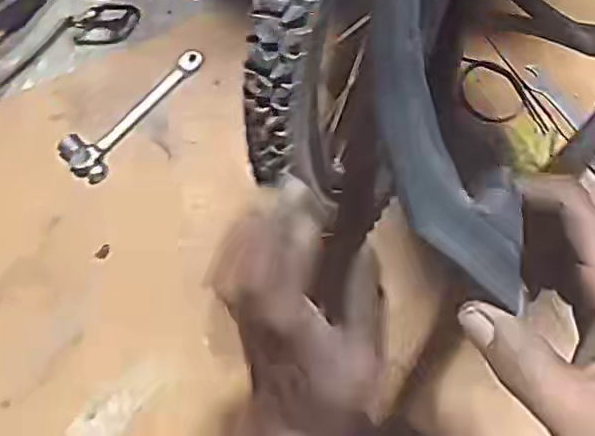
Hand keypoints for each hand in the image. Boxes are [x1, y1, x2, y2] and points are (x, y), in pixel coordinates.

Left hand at [211, 181, 385, 435]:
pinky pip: (231, 268)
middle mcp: (259, 316)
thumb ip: (362, 296)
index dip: (293, 233)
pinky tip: (251, 219)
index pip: (283, 270)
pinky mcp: (238, 313)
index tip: (312, 197)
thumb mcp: (363, 350)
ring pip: (236, 261)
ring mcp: (242, 315)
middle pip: (253, 259)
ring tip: (274, 192)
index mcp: (291, 323)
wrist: (292, 427)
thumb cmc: (333, 389)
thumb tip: (363, 244)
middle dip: (272, 217)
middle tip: (294, 183)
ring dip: (254, 224)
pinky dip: (239, 240)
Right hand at [456, 177, 594, 435]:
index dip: (532, 188)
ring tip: (489, 245)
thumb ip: (522, 362)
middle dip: (527, 210)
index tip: (488, 194)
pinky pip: (578, 265)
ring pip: (574, 237)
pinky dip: (546, 264)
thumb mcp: (576, 411)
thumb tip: (469, 310)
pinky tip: (518, 284)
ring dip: (534, 236)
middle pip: (573, 213)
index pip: (575, 202)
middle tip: (479, 220)